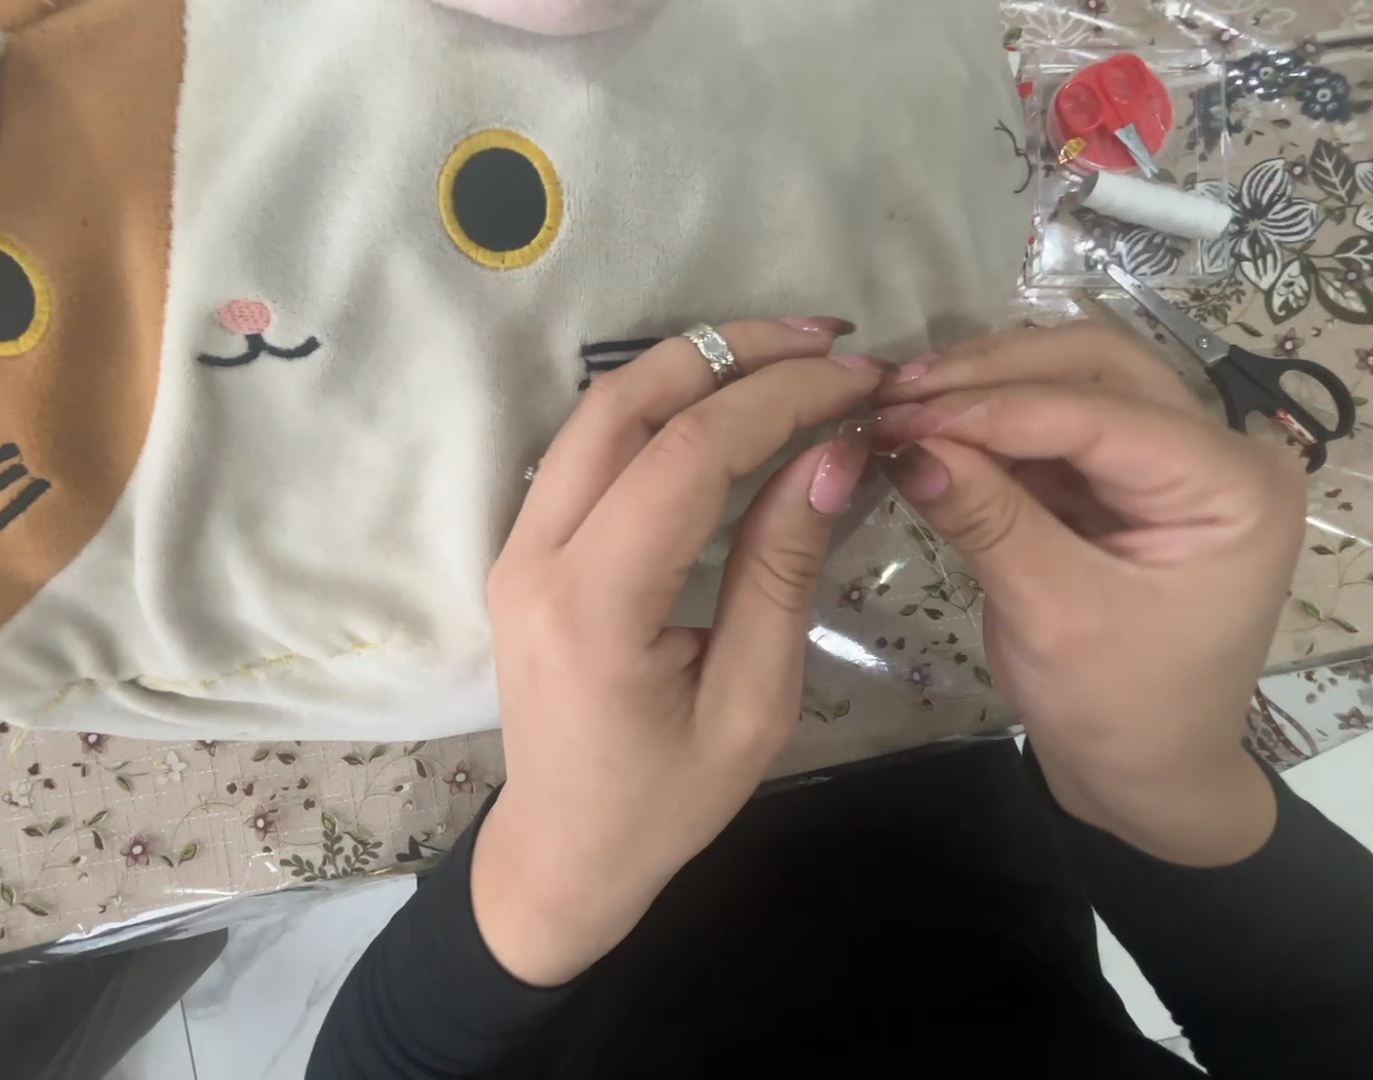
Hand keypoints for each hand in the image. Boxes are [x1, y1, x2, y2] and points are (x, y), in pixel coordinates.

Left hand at [475, 318, 881, 986]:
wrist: (563, 848)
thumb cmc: (663, 802)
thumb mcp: (750, 703)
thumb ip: (780, 570)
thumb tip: (831, 456)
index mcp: (591, 604)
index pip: (684, 455)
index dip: (778, 399)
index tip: (857, 378)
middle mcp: (534, 555)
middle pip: (622, 403)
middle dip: (726, 349)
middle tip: (822, 338)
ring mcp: (515, 546)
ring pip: (596, 414)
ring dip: (688, 367)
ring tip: (783, 357)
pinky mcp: (522, 549)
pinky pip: (586, 451)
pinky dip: (655, 409)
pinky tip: (718, 405)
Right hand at [875, 324, 1307, 866]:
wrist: (1138, 764)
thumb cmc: (1116, 703)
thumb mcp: (1051, 613)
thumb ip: (986, 519)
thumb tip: (906, 447)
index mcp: (1229, 485)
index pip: (1100, 413)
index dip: (993, 409)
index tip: (898, 418)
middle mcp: (1207, 451)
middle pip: (1095, 365)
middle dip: (991, 371)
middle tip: (899, 393)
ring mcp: (1157, 461)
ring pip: (1066, 381)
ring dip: (981, 386)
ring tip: (901, 402)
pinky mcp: (1107, 481)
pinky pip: (1040, 428)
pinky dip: (980, 423)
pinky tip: (927, 428)